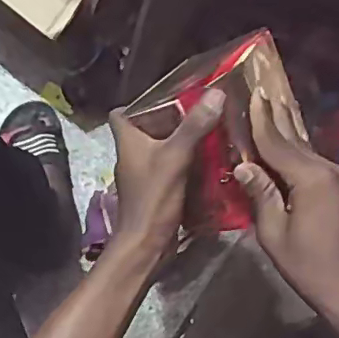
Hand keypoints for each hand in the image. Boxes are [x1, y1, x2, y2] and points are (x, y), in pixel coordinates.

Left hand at [107, 88, 226, 259]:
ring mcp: (144, 174)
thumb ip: (194, 126)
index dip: (139, 102)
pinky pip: (173, 168)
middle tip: (202, 108)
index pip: (121, 113)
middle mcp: (132, 155)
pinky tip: (211, 158)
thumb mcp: (175, 157)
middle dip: (172, 118)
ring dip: (183, 141)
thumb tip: (216, 93)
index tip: (167, 94)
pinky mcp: (157, 190)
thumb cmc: (152, 198)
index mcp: (127, 141)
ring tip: (212, 127)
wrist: (145, 244)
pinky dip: (188, 162)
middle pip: (148, 128)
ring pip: (163, 149)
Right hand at [234, 90, 338, 337]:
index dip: (262, 122)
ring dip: (292, 143)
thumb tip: (244, 166)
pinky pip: (325, 170)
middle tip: (265, 93)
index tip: (252, 95)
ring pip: (313, 157)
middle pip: (300, 143)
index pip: (279, 144)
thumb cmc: (308, 267)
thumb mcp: (274, 235)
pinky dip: (307, 163)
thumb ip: (262, 195)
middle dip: (279, 121)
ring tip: (275, 119)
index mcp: (315, 180)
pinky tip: (296, 156)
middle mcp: (337, 171)